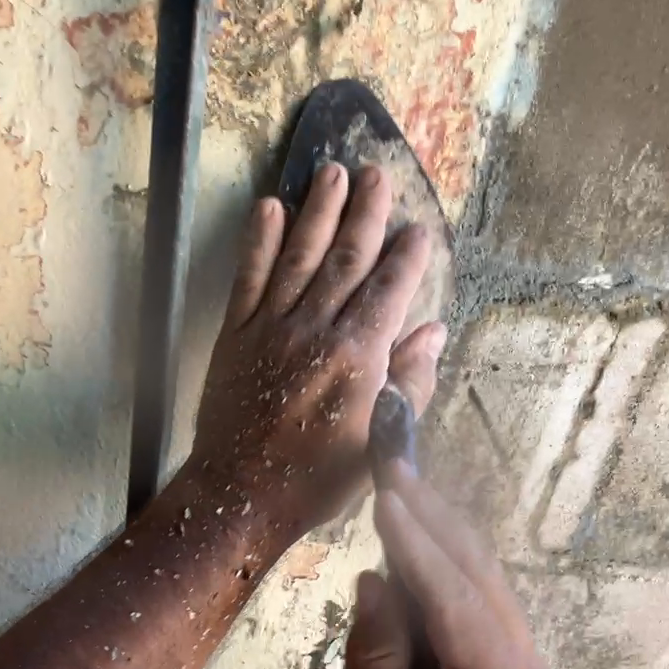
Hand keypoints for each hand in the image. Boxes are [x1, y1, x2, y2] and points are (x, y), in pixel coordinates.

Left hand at [191, 162, 446, 532]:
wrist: (240, 496)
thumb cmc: (317, 480)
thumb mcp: (380, 446)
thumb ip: (410, 385)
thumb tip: (433, 331)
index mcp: (358, 357)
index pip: (389, 290)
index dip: (406, 256)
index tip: (417, 228)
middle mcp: (315, 330)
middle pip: (346, 259)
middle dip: (364, 213)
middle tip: (376, 173)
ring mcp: (270, 328)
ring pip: (299, 257)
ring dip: (317, 212)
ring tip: (331, 173)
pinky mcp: (235, 335)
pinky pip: (248, 279)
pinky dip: (258, 242)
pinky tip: (269, 208)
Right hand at [338, 463, 557, 668]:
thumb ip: (374, 660)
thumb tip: (376, 581)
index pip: (455, 601)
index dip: (418, 545)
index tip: (385, 496)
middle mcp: (525, 662)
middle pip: (477, 570)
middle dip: (431, 513)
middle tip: (391, 462)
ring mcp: (524, 654)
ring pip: (481, 569)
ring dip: (439, 521)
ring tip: (399, 475)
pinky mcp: (509, 650)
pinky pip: (475, 585)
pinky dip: (443, 548)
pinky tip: (416, 520)